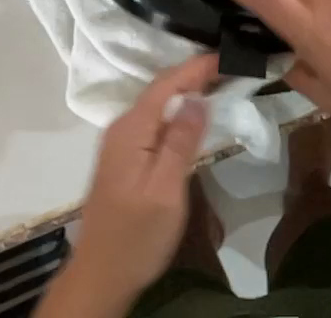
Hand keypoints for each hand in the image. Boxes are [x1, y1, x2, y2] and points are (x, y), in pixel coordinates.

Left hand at [56, 54, 217, 311]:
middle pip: (160, 89)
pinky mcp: (123, 156)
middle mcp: (121, 127)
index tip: (227, 55)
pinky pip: (153, 119)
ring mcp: (119, 142)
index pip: (167, 84)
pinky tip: (192, 113)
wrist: (100, 275)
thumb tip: (197, 97)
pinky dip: (175, 110)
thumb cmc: (136, 236)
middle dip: (193, 74)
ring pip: (157, 103)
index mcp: (131, 130)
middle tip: (229, 66)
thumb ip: (181, 142)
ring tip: (218, 82)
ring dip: (185, 90)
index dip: (197, 67)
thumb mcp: (166, 191)